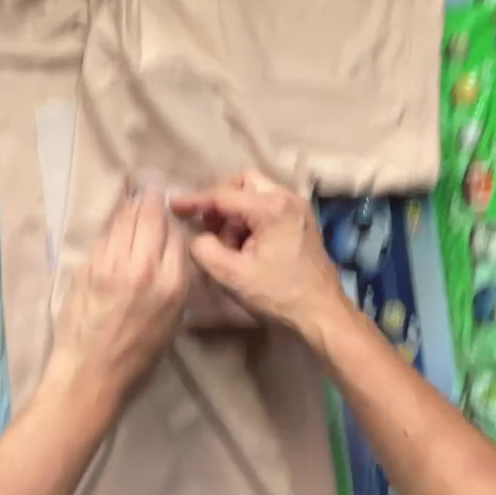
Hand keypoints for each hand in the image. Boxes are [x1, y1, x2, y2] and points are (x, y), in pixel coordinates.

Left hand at [48, 191, 191, 405]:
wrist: (92, 373)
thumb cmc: (138, 356)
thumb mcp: (172, 320)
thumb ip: (173, 282)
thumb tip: (169, 251)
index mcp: (172, 285)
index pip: (176, 235)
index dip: (172, 222)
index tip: (168, 215)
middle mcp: (144, 268)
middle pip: (149, 217)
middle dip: (150, 203)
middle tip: (150, 195)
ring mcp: (112, 265)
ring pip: (123, 221)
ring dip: (129, 211)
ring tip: (132, 205)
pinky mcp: (87, 267)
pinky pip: (102, 239)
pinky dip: (110, 232)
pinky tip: (113, 232)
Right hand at [170, 171, 353, 348]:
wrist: (323, 313)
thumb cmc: (279, 294)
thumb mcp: (232, 276)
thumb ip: (204, 250)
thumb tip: (198, 237)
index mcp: (271, 208)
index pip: (223, 195)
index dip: (194, 199)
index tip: (173, 204)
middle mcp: (288, 199)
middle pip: (243, 182)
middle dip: (221, 200)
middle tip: (210, 225)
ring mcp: (298, 208)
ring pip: (255, 192)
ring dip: (236, 211)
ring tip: (230, 243)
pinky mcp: (301, 220)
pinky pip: (268, 205)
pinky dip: (251, 217)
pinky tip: (246, 245)